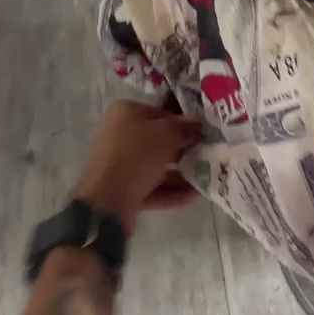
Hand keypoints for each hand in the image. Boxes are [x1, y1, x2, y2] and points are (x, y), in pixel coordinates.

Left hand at [71, 100, 202, 232]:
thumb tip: (199, 122)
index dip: (183, 123)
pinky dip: (170, 191)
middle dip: (182, 150)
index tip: (202, 134)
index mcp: (125, 113)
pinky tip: (193, 196)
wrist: (108, 201)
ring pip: (155, 166)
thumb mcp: (167, 133)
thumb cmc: (138, 154)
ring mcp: (120, 164)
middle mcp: (120, 135)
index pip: (161, 113)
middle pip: (157, 140)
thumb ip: (185, 127)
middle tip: (206, 155)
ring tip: (205, 178)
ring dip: (179, 173)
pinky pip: (150, 187)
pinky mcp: (122, 190)